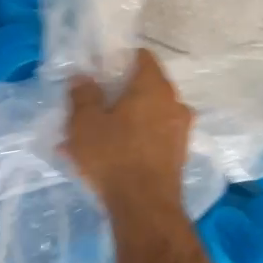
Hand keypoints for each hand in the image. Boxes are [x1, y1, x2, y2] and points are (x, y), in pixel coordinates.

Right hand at [64, 49, 193, 205]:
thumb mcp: (84, 122)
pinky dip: (130, 139)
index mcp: (153, 87)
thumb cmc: (112, 155)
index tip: (97, 69)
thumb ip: (83, 95)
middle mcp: (174, 103)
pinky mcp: (176, 155)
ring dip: (121, 119)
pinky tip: (105, 156)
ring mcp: (179, 130)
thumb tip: (83, 77)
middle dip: (116, 93)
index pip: (141, 57)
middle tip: (89, 105)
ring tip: (91, 136)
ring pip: (145, 115)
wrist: (144, 205)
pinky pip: (149, 136)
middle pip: (143, 87)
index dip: (118, 58)